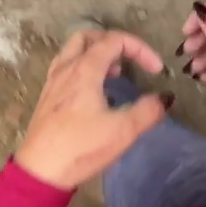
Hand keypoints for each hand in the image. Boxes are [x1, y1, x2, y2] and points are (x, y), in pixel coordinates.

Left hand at [15, 30, 168, 189]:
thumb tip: (164, 98)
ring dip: (96, 53)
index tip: (157, 70)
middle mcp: (66, 67)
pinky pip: (66, 66)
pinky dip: (83, 67)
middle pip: (88, 37)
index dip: (140, 48)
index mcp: (84, 69)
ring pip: (73, 50)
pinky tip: (93, 91)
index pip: (114, 40)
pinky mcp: (47, 95)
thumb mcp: (123, 130)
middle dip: (113, 42)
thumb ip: (148, 111)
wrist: (41, 170)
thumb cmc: (81, 147)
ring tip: (115, 73)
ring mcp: (53, 80)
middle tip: (130, 61)